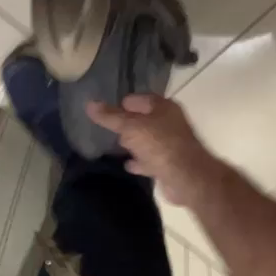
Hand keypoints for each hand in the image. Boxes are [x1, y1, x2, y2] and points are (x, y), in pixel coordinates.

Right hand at [86, 95, 228, 205]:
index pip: (140, 98)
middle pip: (144, 118)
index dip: (124, 102)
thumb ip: (111, 117)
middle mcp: (169, 122)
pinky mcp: (169, 163)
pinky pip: (150, 159)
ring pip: (147, 139)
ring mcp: (171, 143)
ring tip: (114, 145)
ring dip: (134, 142)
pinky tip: (127, 165)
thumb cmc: (159, 144)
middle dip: (128, 123)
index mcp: (164, 107)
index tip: (106, 110)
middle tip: (108, 128)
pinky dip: (140, 161)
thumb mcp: (130, 127)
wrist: (186, 177)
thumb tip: (89, 103)